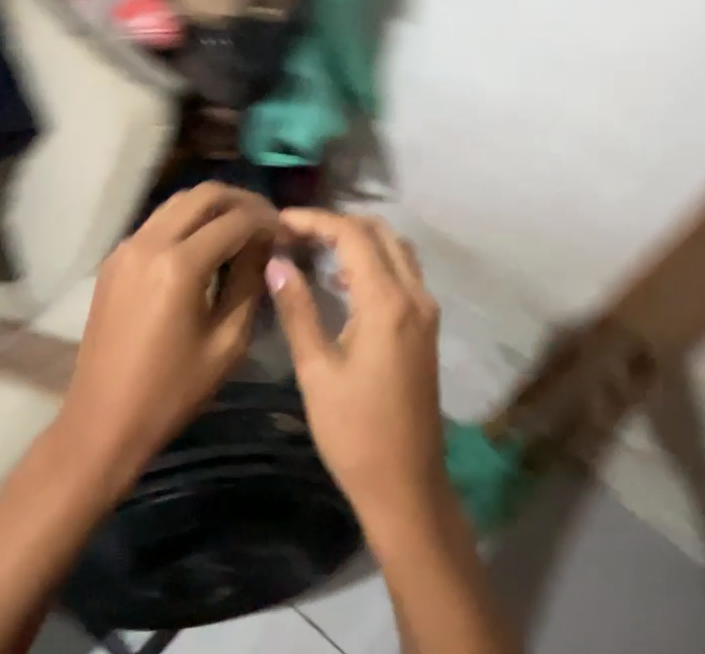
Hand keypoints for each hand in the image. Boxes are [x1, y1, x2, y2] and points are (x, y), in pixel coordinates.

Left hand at [58, 185, 276, 480]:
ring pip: (177, 202)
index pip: (237, 220)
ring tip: (242, 230)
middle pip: (204, 194)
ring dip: (214, 207)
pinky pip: (157, 223)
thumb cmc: (173, 391)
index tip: (289, 234)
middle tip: (269, 223)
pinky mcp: (114, 260)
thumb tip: (266, 246)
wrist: (103, 420)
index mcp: (179, 265)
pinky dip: (187, 222)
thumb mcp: (228, 341)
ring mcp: (125, 248)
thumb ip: (250, 283)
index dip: (269, 221)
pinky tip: (206, 246)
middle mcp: (148, 242)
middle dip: (243, 201)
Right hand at [269, 210, 449, 518]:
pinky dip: (374, 262)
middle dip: (337, 223)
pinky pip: (403, 274)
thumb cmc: (354, 432)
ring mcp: (426, 312)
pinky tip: (340, 281)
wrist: (406, 484)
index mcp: (388, 303)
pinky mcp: (427, 329)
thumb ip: (298, 310)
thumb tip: (277, 263)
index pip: (352, 235)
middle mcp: (415, 297)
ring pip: (397, 251)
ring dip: (358, 239)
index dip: (314, 220)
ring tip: (312, 248)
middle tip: (294, 232)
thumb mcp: (316, 370)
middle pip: (380, 233)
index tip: (278, 222)